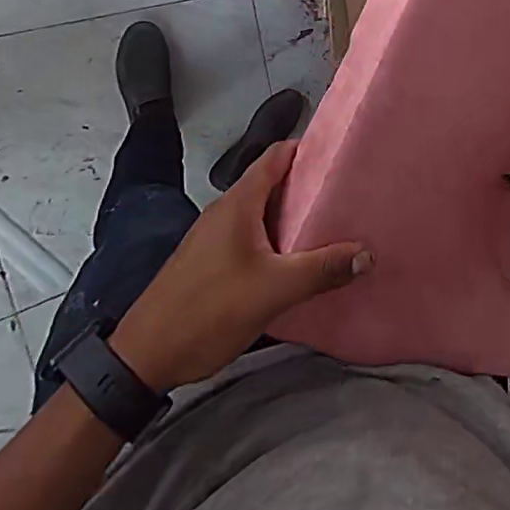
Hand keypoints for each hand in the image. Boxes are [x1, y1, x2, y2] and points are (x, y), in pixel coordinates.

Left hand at [110, 141, 370, 390]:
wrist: (143, 361)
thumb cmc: (206, 312)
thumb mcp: (274, 290)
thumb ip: (323, 269)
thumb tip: (367, 255)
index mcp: (238, 205)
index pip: (276, 156)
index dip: (310, 148)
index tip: (343, 153)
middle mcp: (226, 214)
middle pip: (275, 183)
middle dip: (312, 184)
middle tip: (350, 192)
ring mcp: (217, 239)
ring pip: (267, 213)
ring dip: (298, 215)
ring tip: (336, 224)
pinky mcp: (214, 263)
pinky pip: (258, 237)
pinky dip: (283, 239)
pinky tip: (303, 259)